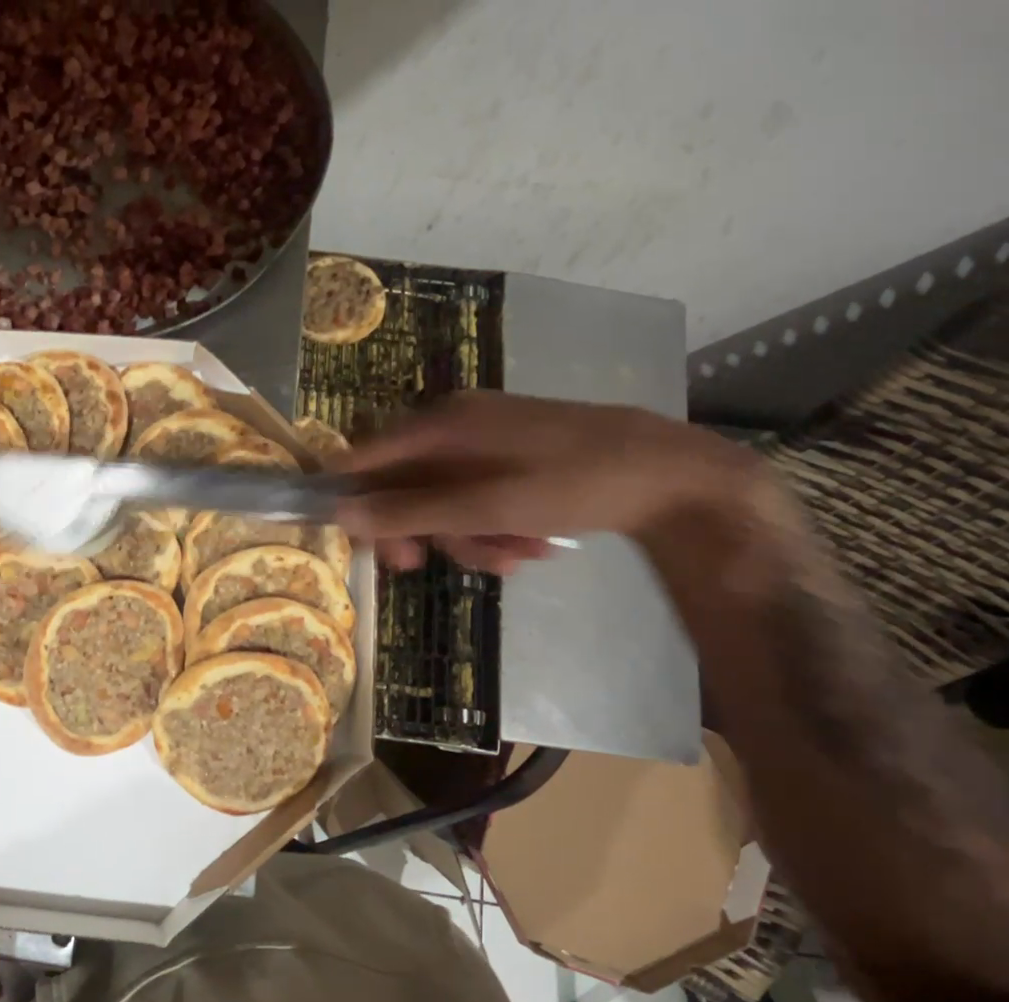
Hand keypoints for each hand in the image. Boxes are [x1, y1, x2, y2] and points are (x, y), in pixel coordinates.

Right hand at [331, 391, 757, 574]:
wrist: (673, 474)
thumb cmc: (572, 483)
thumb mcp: (485, 507)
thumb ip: (409, 512)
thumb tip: (339, 514)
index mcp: (439, 424)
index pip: (363, 459)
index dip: (354, 502)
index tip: (371, 546)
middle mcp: (452, 423)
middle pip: (402, 484)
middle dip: (421, 530)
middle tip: (426, 567)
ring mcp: (484, 438)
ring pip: (441, 497)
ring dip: (465, 536)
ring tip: (509, 559)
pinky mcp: (511, 454)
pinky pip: (476, 494)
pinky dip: (491, 525)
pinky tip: (527, 546)